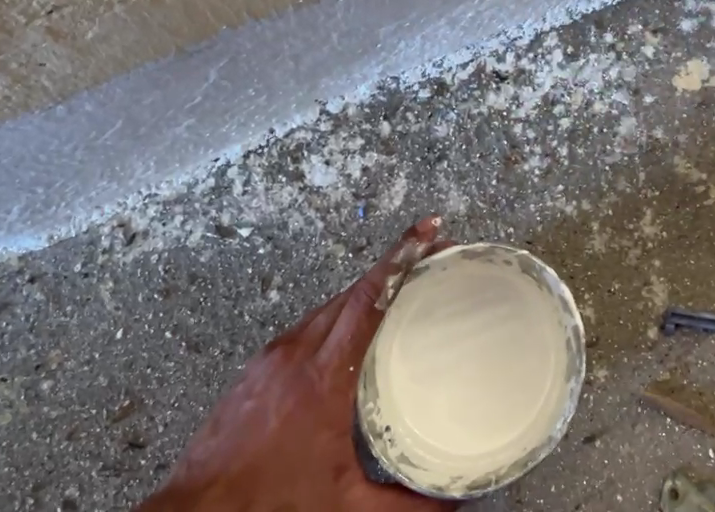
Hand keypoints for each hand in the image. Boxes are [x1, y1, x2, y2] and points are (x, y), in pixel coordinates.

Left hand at [139, 216, 458, 511]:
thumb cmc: (269, 504)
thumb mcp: (347, 508)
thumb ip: (408, 506)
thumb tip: (457, 502)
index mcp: (325, 376)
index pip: (369, 298)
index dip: (401, 258)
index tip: (429, 230)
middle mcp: (297, 353)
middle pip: (353, 290)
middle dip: (393, 265)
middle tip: (429, 252)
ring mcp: (273, 357)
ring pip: (329, 305)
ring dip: (366, 290)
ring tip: (399, 288)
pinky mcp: (257, 368)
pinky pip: (308, 325)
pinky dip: (338, 315)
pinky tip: (351, 331)